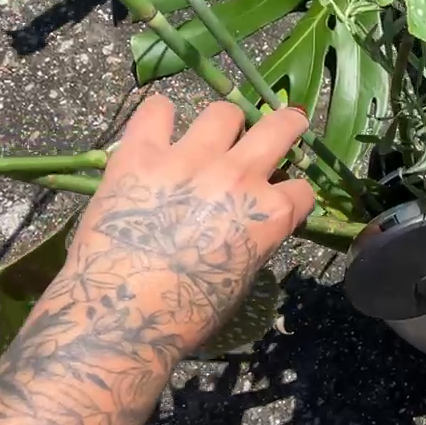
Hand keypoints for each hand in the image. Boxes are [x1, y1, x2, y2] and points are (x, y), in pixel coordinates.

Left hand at [55, 95, 314, 356]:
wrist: (123, 313)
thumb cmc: (191, 311)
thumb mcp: (244, 275)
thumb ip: (255, 237)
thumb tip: (247, 223)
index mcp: (271, 213)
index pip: (302, 190)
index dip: (293, 195)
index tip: (283, 198)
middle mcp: (239, 176)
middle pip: (280, 130)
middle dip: (289, 124)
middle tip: (288, 123)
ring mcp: (190, 160)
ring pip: (224, 112)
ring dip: (226, 122)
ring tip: (216, 133)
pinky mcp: (140, 154)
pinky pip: (156, 111)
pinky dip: (161, 115)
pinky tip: (161, 125)